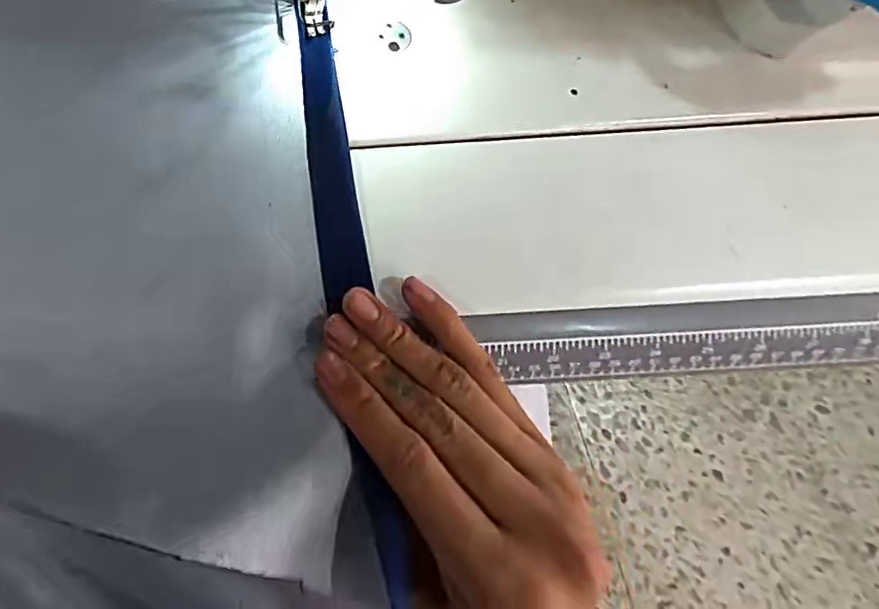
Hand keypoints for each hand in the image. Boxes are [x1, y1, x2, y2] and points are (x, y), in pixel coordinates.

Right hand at [316, 279, 608, 608]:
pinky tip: (422, 299)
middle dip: (378, 361)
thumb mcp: (435, 597)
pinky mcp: (552, 451)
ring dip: (405, 338)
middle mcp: (534, 516)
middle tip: (338, 323)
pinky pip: (496, 381)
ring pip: (464, 388)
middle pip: (437, 416)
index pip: (414, 463)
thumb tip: (363, 425)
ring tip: (365, 305)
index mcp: (500, 571)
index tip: (326, 365)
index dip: (365, 408)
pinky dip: (454, 333)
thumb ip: (404, 518)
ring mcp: (552, 477)